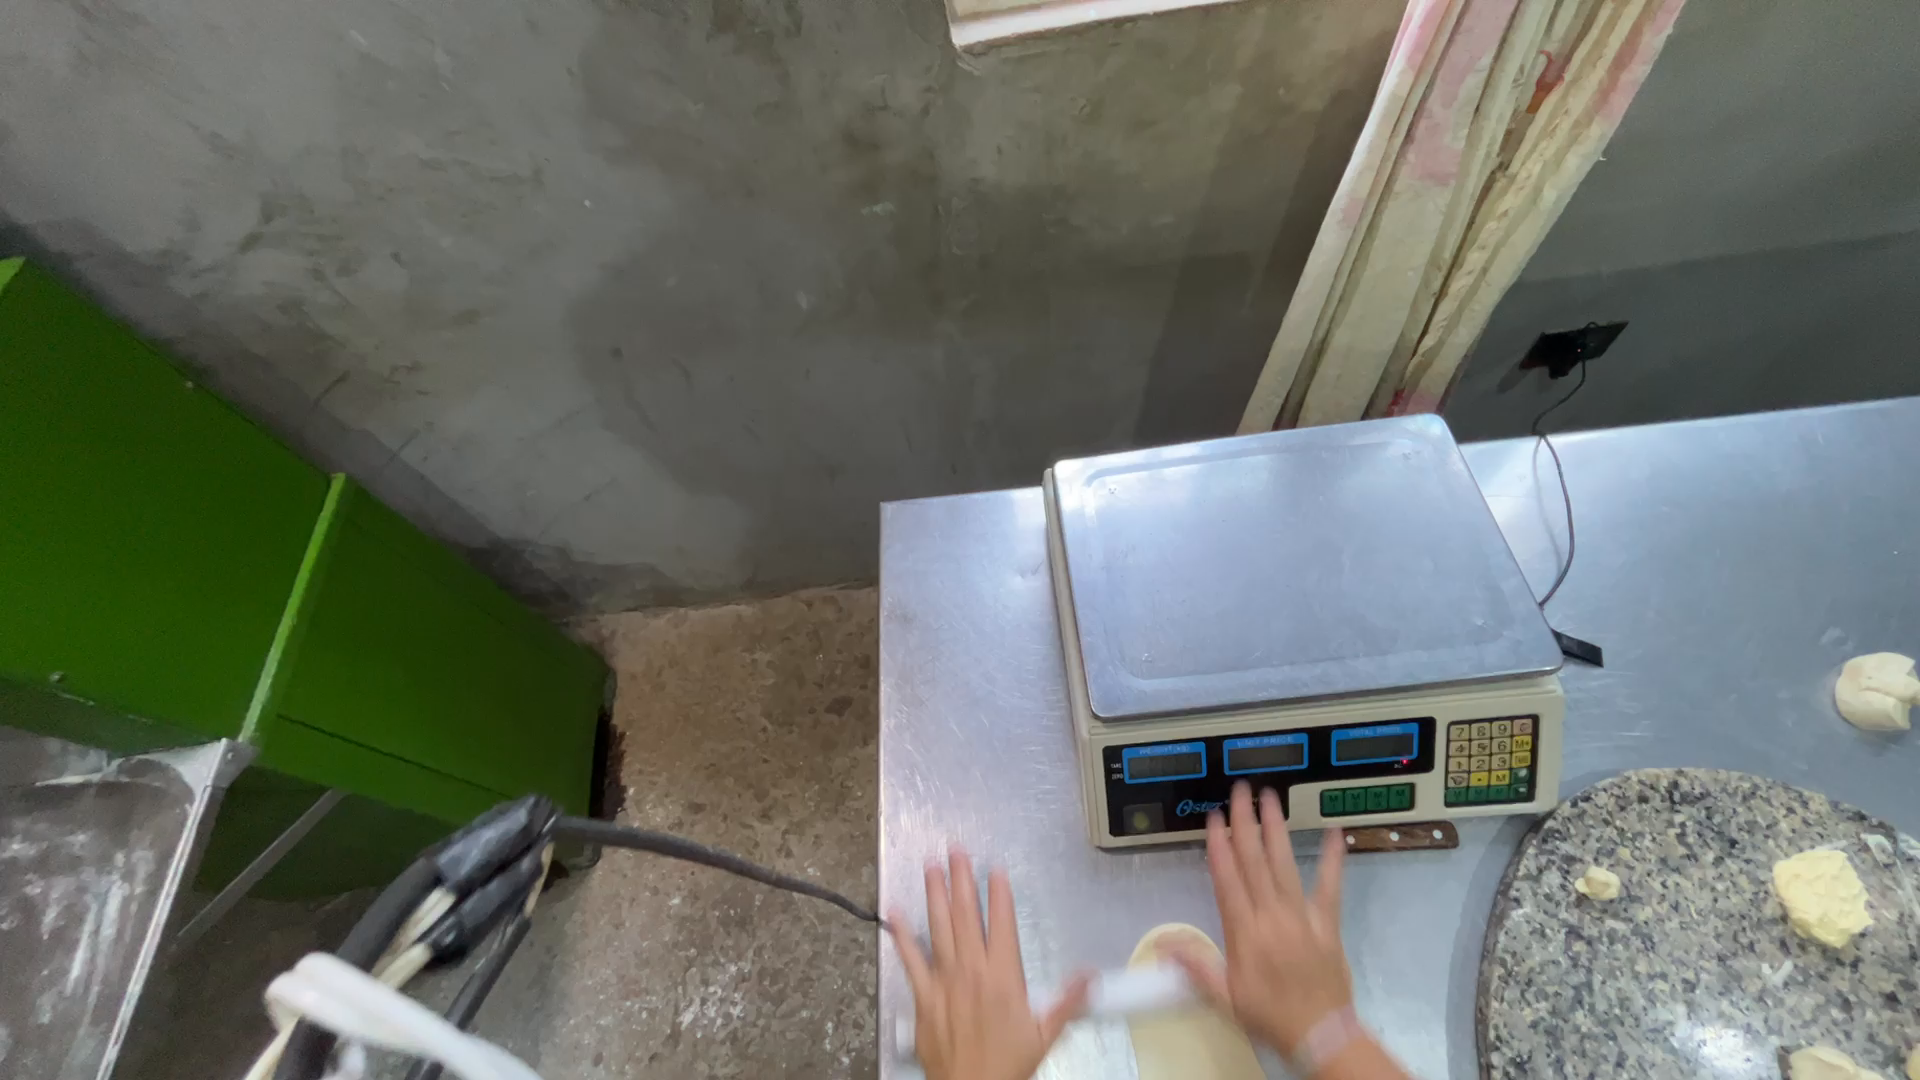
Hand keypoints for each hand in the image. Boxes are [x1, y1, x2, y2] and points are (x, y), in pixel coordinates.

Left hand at [888, 849, 1090, 1079]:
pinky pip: (910, 959)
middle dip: (962, 879)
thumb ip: (1067, 1001)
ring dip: (935, 894)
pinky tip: (894, 911)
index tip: (996, 869)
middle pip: (966, 915)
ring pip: (939, 927)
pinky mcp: (923, 996)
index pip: (1002, 922)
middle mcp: (972, 969)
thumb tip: (1091, 975)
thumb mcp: (1045, 1035)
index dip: (999, 893)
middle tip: (956, 850)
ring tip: (931, 865)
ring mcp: (945, 980)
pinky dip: (901, 934)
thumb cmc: (1008, 1065)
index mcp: (1003, 975)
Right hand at [1169, 782, 1352, 1055]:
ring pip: (1285, 865)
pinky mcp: (1327, 923)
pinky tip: (1334, 832)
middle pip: (1254, 861)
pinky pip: (1330, 886)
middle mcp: (1271, 916)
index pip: (1227, 878)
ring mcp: (1301, 916)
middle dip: (1245, 823)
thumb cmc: (1269, 1015)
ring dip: (1276, 829)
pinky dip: (1333, 859)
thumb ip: (1195, 965)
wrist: (1322, 1038)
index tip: (1214, 816)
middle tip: (1240, 790)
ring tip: (1270, 798)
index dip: (1219, 845)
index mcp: (1244, 931)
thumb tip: (1161, 942)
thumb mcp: (1224, 996)